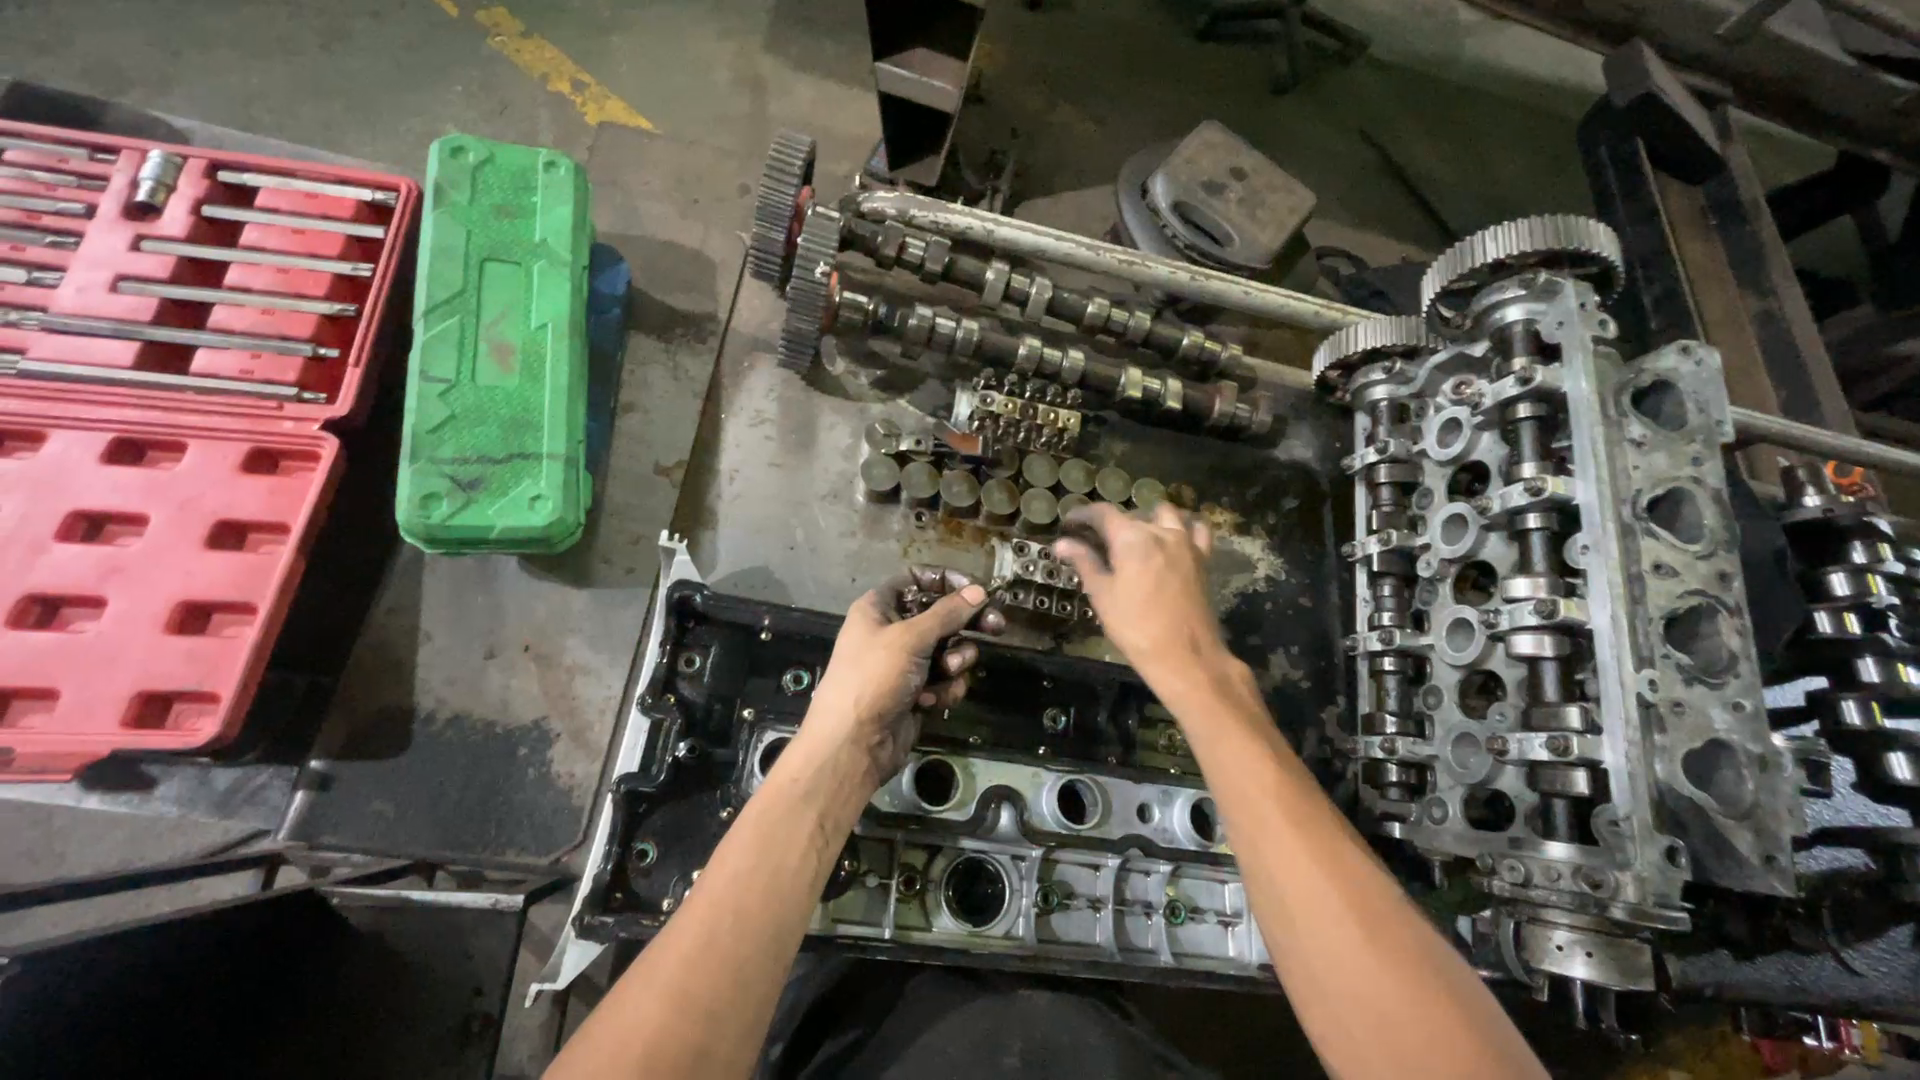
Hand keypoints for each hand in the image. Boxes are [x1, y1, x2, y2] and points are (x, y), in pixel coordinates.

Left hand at [796, 566, 1004, 792]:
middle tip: (996, 628)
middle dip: (966, 625)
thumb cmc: (874, 678)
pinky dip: (944, 689)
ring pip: (948, 650)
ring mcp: (905, 664)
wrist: (854, 743)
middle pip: (940, 616)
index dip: (946, 582)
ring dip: (955, 661)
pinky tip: (930, 701)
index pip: (917, 580)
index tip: (976, 590)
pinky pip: (945, 680)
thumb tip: (979, 591)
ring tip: (947, 673)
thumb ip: (948, 613)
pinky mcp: (917, 692)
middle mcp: (892, 631)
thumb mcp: (911, 638)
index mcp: (880, 608)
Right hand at [1055, 503, 1228, 682]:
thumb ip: (1084, 562)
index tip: (1069, 524)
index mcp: (1131, 539)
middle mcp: (1160, 532)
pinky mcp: (1203, 557)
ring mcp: (1185, 543)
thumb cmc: (1135, 627)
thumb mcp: (1102, 595)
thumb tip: (1061, 543)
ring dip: (1146, 518)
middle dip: (1109, 524)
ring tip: (1134, 536)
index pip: (1102, 513)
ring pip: (1165, 514)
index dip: (1082, 514)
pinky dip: (1184, 525)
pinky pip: (1196, 528)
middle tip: (1094, 542)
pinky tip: (1174, 536)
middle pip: (1130, 515)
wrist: (1184, 654)